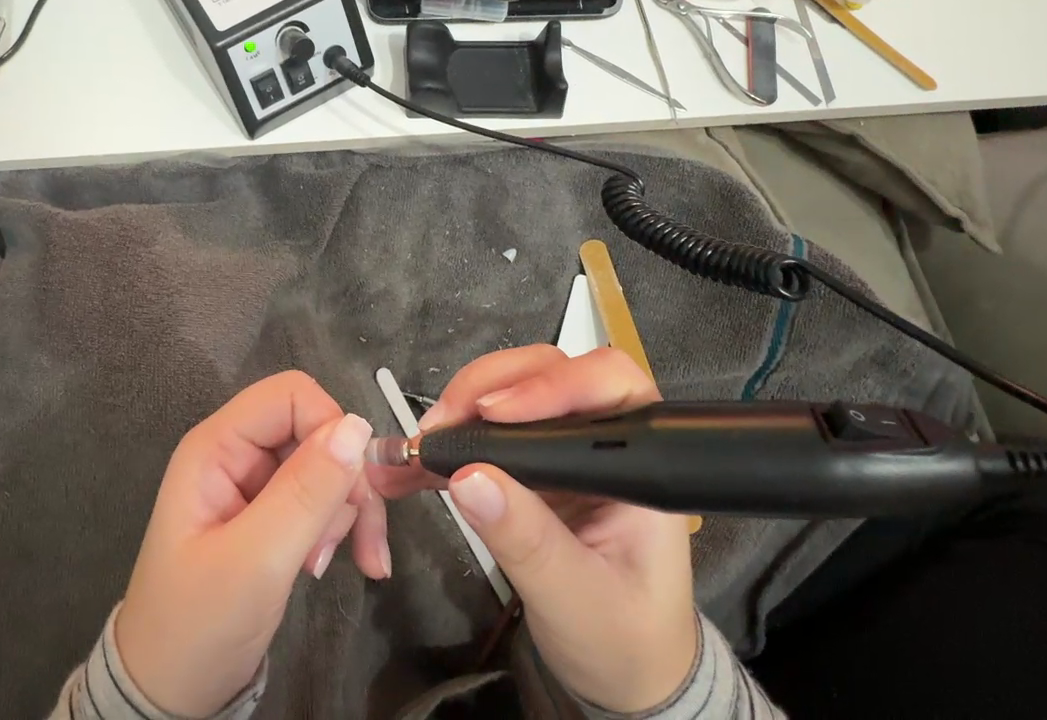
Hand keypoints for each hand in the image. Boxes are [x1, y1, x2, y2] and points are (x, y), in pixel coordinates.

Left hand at [115, 371, 388, 716]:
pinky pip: (320, 497)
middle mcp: (236, 453)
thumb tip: (358, 426)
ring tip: (322, 564)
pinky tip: (324, 566)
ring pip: (326, 464)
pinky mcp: (270, 514)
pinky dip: (336, 528)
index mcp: (217, 447)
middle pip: (314, 429)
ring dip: (342, 512)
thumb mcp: (256, 560)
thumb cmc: (198, 625)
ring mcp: (253, 484)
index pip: (290, 395)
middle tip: (352, 542)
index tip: (353, 487)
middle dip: (344, 481)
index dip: (331, 427)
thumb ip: (306, 491)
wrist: (168, 692)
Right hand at [391, 345, 698, 713]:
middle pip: (547, 372)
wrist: (622, 674)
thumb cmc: (623, 641)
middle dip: (487, 389)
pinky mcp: (530, 468)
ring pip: (509, 393)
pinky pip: (486, 436)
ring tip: (416, 447)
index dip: (548, 387)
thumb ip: (527, 540)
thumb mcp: (576, 599)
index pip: (607, 386)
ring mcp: (564, 450)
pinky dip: (446, 447)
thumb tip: (469, 479)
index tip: (492, 415)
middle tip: (438, 429)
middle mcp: (603, 440)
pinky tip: (408, 466)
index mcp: (638, 464)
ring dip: (458, 410)